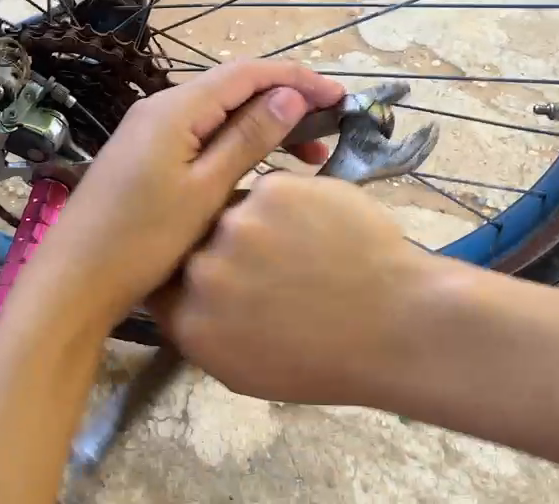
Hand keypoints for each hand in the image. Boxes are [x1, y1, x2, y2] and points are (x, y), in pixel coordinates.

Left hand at [14, 60, 343, 328]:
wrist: (76, 277)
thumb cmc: (144, 238)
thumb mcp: (206, 190)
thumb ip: (248, 138)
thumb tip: (290, 95)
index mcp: (176, 107)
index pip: (247, 73)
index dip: (296, 79)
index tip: (340, 96)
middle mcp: (161, 106)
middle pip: (233, 88)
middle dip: (284, 101)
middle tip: (329, 133)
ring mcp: (149, 129)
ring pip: (217, 111)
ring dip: (262, 123)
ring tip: (306, 153)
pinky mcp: (145, 153)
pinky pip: (199, 131)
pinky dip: (235, 139)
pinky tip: (257, 163)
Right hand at [152, 172, 466, 406]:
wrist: (398, 328)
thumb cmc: (325, 359)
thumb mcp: (244, 369)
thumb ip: (203, 328)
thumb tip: (185, 298)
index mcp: (191, 319)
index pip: (160, 283)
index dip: (180, 275)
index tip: (202, 274)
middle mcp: (202, 269)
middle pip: (191, 240)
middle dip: (217, 245)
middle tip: (258, 256)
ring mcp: (237, 222)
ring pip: (229, 207)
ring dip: (251, 219)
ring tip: (294, 242)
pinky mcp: (274, 188)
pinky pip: (269, 189)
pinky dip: (288, 204)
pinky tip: (315, 226)